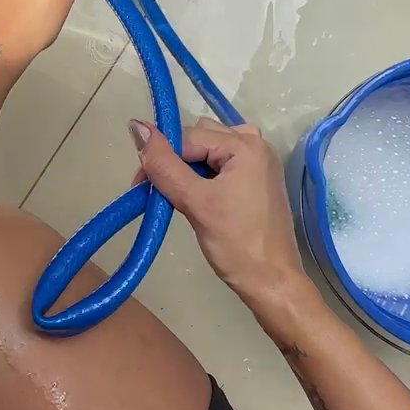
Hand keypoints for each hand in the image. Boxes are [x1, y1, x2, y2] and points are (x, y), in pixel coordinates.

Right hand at [131, 117, 311, 310]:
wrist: (272, 283)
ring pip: (208, 150)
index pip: (188, 137)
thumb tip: (137, 126)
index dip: (160, 157)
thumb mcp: (196, 202)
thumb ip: (164, 165)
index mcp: (246, 145)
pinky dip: (204, 174)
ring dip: (188, 167)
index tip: (140, 186)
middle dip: (174, 161)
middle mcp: (256, 144)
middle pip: (199, 138)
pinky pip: (221, 163)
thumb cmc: (237, 245)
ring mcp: (258, 161)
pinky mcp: (256, 178)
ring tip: (181, 196)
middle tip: (161, 193)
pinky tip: (198, 195)